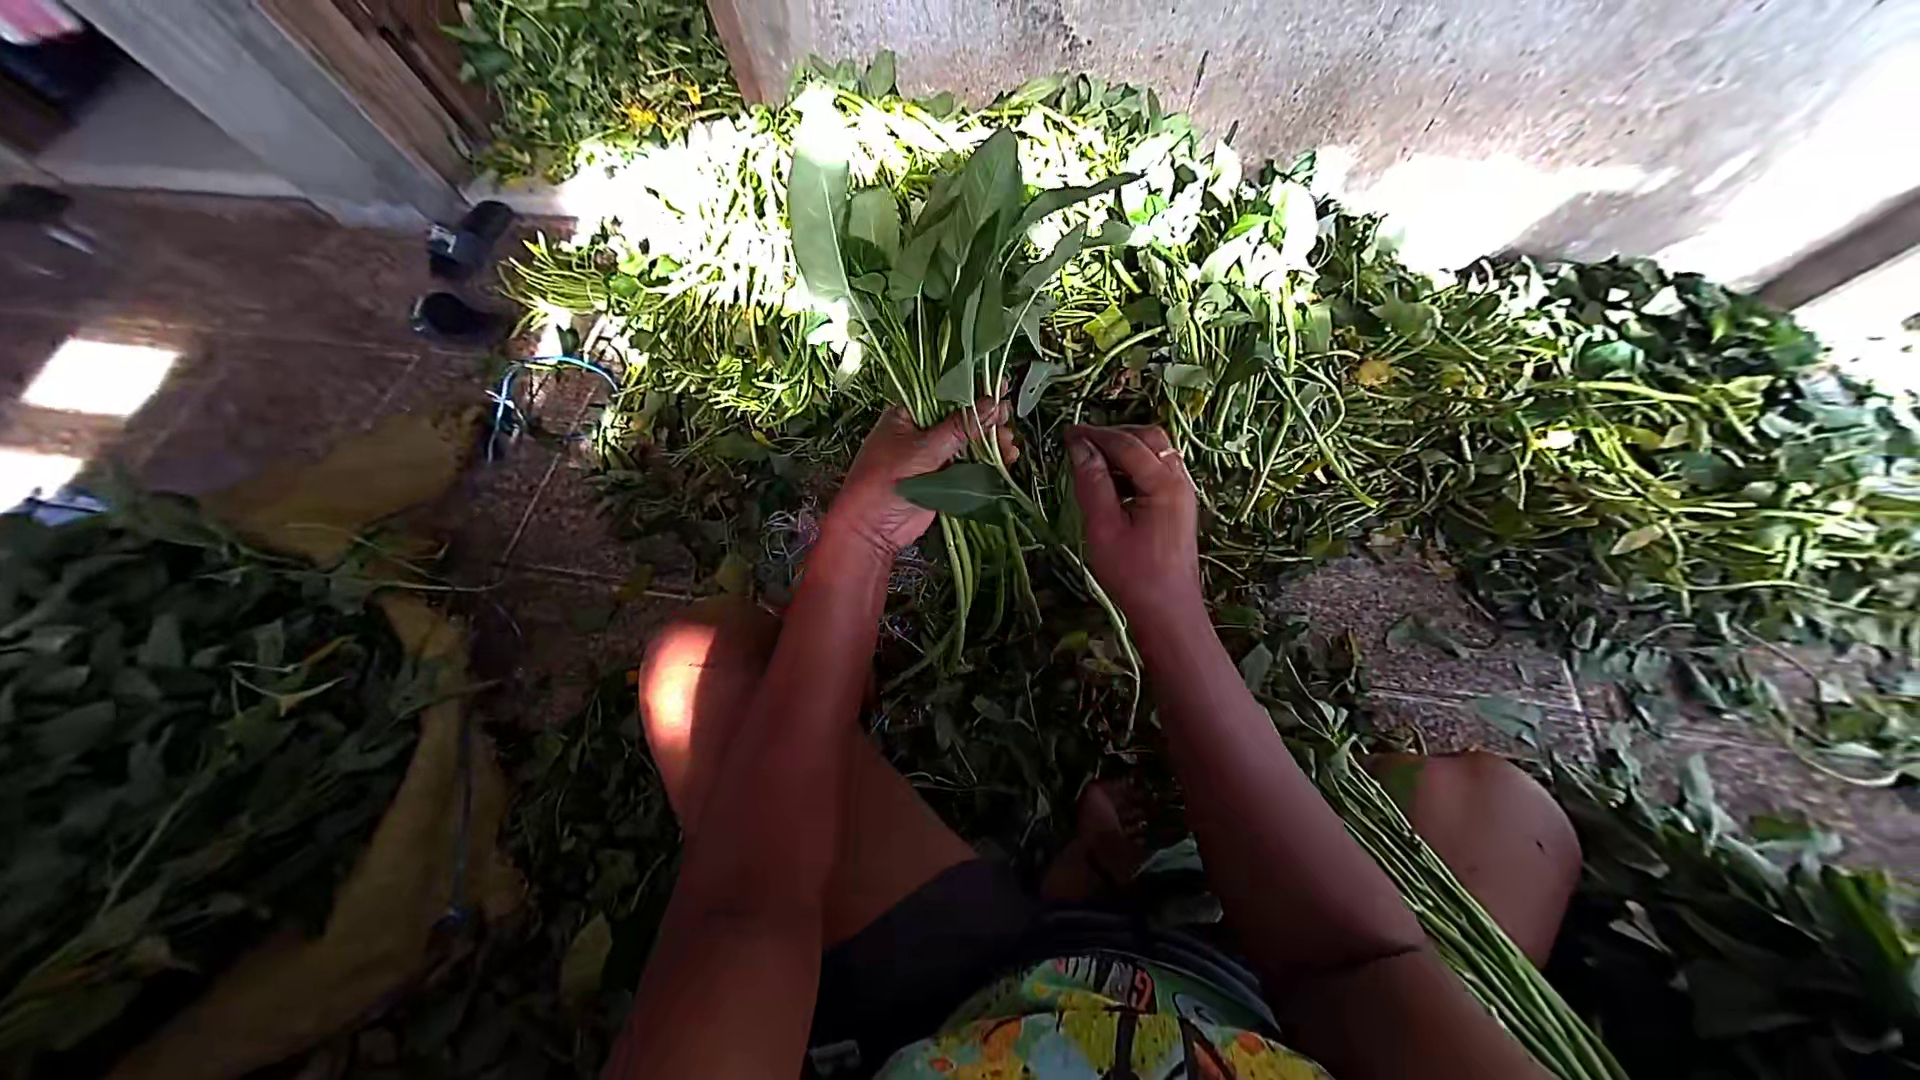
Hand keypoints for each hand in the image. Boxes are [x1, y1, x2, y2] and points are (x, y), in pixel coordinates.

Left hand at [824, 399, 1018, 559]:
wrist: (872, 528)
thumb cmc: (885, 480)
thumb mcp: (924, 448)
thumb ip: (960, 427)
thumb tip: (991, 404)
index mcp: (908, 414)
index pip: (945, 393)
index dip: (973, 389)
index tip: (998, 385)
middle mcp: (922, 431)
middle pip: (962, 417)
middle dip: (986, 418)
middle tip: (1006, 418)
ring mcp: (934, 455)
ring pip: (970, 441)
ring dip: (991, 441)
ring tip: (1008, 444)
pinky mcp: (944, 477)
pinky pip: (970, 464)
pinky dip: (988, 461)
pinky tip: (1006, 458)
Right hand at [1067, 425, 1202, 624]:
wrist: (1167, 611)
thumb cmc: (1133, 575)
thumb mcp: (1104, 528)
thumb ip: (1092, 484)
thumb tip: (1079, 448)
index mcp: (1164, 485)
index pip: (1127, 444)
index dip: (1095, 435)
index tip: (1067, 433)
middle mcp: (1180, 481)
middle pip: (1149, 438)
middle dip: (1114, 435)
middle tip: (1081, 443)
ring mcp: (1183, 493)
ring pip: (1156, 452)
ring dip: (1126, 449)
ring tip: (1093, 460)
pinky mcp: (1178, 506)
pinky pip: (1158, 470)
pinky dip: (1134, 466)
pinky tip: (1112, 482)